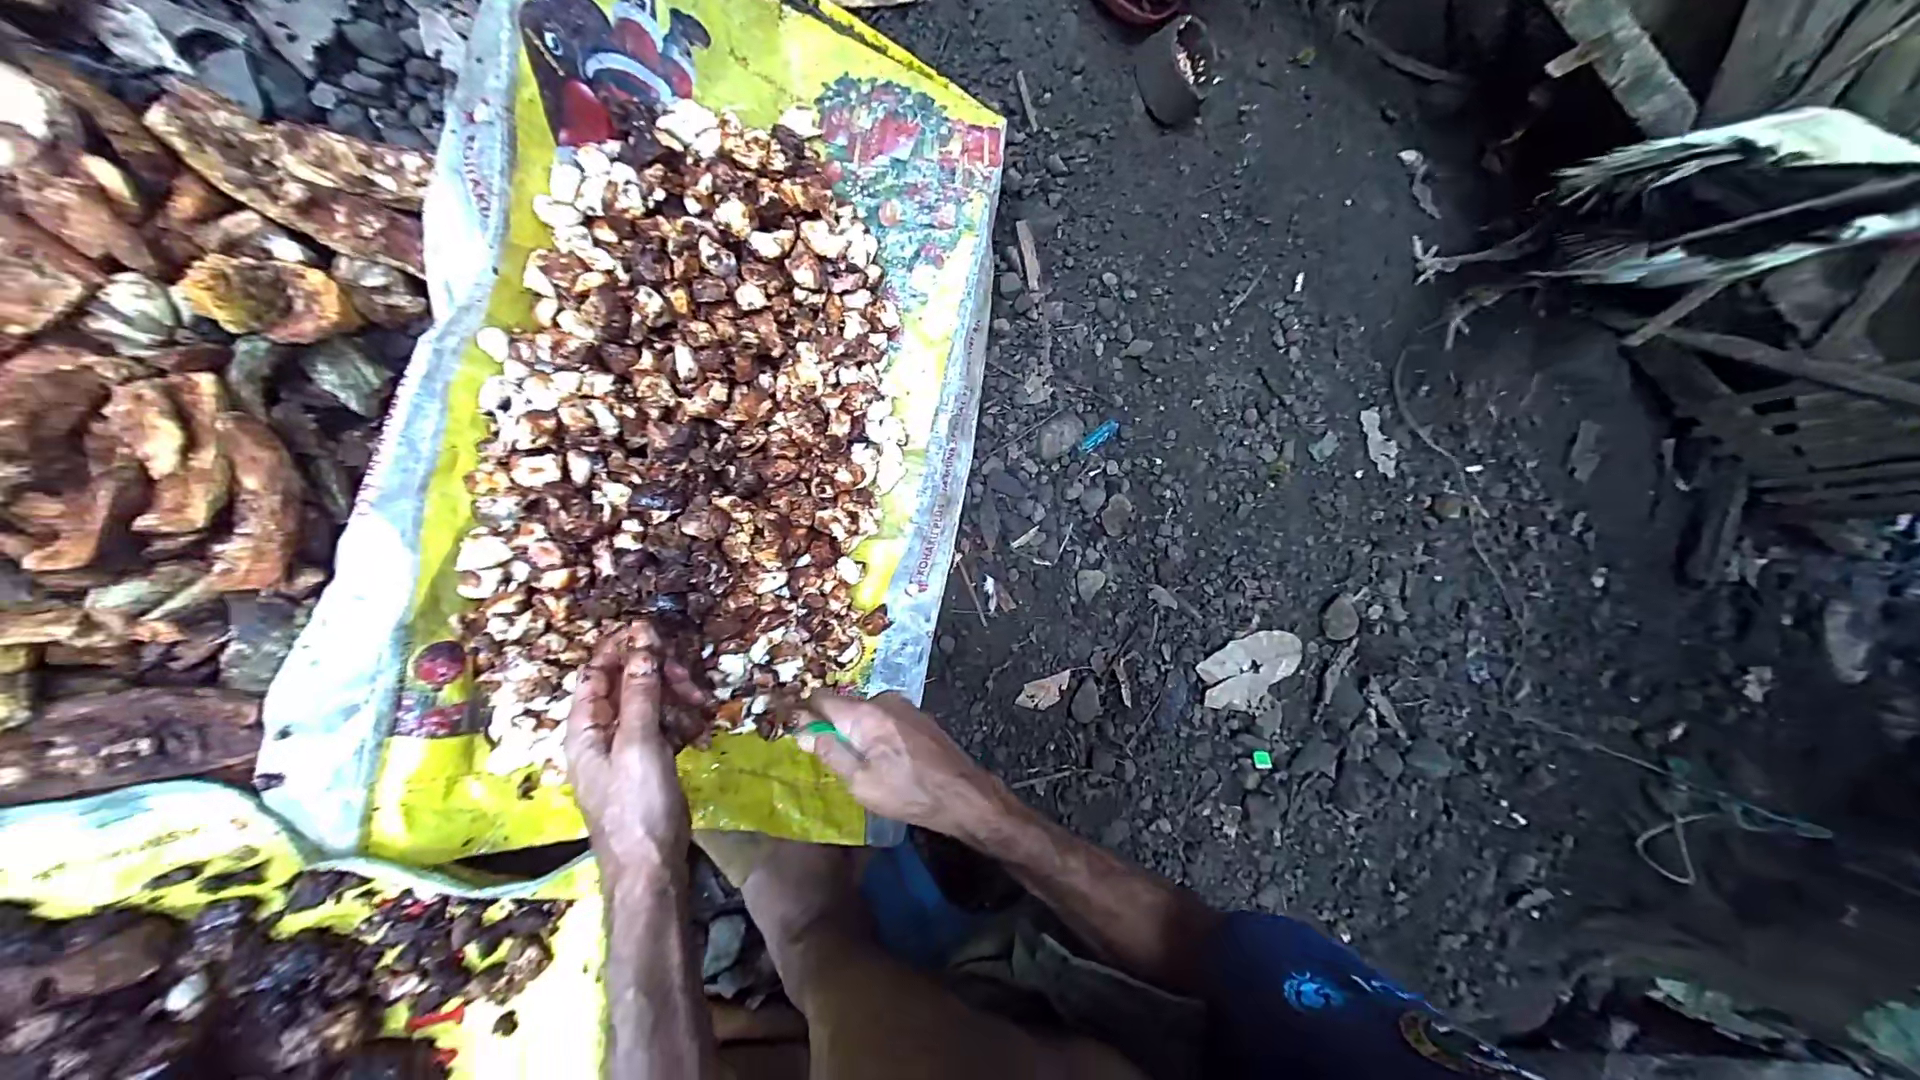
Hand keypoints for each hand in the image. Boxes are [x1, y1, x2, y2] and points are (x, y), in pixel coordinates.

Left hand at [564, 622, 705, 883]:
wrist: (652, 867)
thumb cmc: (637, 806)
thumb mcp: (638, 744)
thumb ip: (640, 692)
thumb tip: (642, 643)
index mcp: (585, 728)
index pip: (596, 672)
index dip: (621, 648)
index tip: (653, 631)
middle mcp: (602, 734)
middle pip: (628, 684)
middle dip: (659, 675)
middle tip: (690, 679)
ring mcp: (628, 748)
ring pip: (652, 703)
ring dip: (678, 697)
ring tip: (704, 706)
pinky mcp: (651, 762)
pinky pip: (666, 726)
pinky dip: (684, 720)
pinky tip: (702, 726)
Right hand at [796, 692, 1010, 842]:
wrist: (961, 793)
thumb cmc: (907, 792)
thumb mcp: (860, 782)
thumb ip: (830, 752)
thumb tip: (803, 731)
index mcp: (865, 713)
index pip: (821, 698)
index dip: (803, 712)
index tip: (791, 727)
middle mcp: (884, 700)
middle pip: (844, 705)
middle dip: (830, 724)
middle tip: (823, 754)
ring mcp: (904, 706)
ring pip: (865, 713)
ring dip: (854, 731)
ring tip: (855, 762)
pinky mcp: (917, 717)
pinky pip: (884, 718)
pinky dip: (874, 733)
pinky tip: (881, 758)